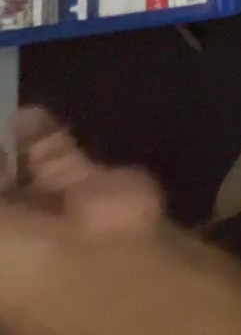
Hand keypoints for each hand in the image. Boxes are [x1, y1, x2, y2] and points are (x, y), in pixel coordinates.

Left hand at [0, 109, 240, 334]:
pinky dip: (42, 132)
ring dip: (5, 143)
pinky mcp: (85, 182)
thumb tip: (8, 131)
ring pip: (13, 167)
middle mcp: (6, 225)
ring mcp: (43, 203)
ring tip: (4, 114)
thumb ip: (1, 175)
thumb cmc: (17, 260)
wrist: (100, 253)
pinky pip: (57, 153)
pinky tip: (27, 111)